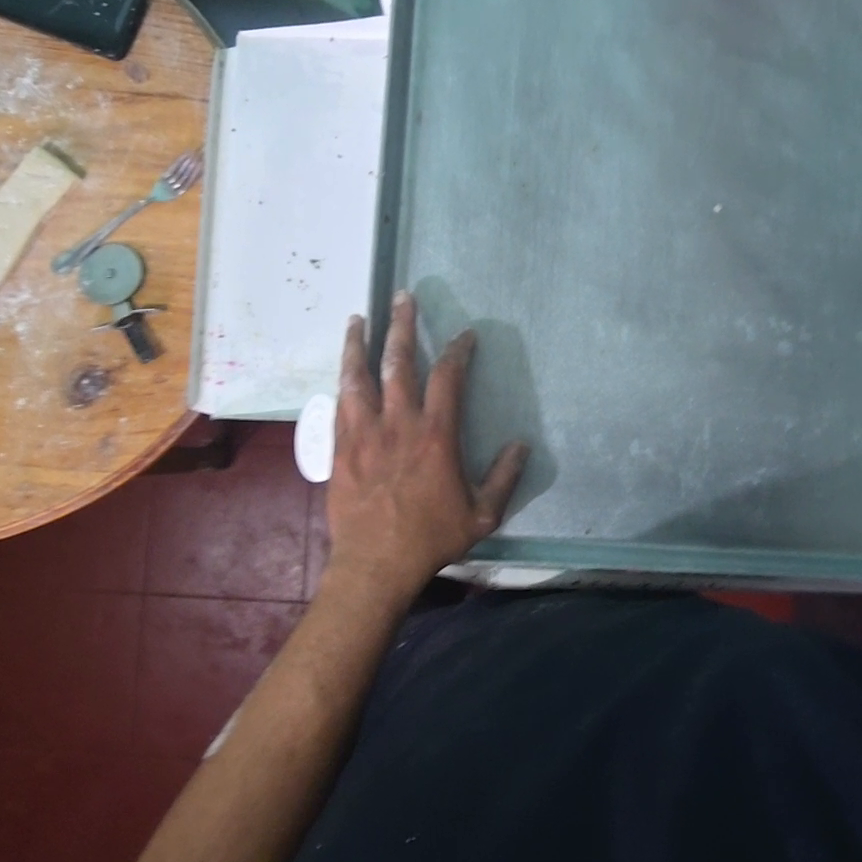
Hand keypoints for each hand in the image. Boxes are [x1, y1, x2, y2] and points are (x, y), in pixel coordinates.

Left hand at [323, 291, 528, 603]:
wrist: (376, 564)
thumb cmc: (431, 539)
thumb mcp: (482, 514)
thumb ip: (504, 477)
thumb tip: (521, 446)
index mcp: (436, 435)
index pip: (448, 377)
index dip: (458, 350)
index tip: (464, 336)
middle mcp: (398, 424)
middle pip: (398, 362)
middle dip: (401, 325)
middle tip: (402, 297)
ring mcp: (364, 434)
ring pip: (358, 377)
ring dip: (358, 344)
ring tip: (358, 319)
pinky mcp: (340, 448)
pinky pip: (339, 405)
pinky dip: (343, 381)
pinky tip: (343, 370)